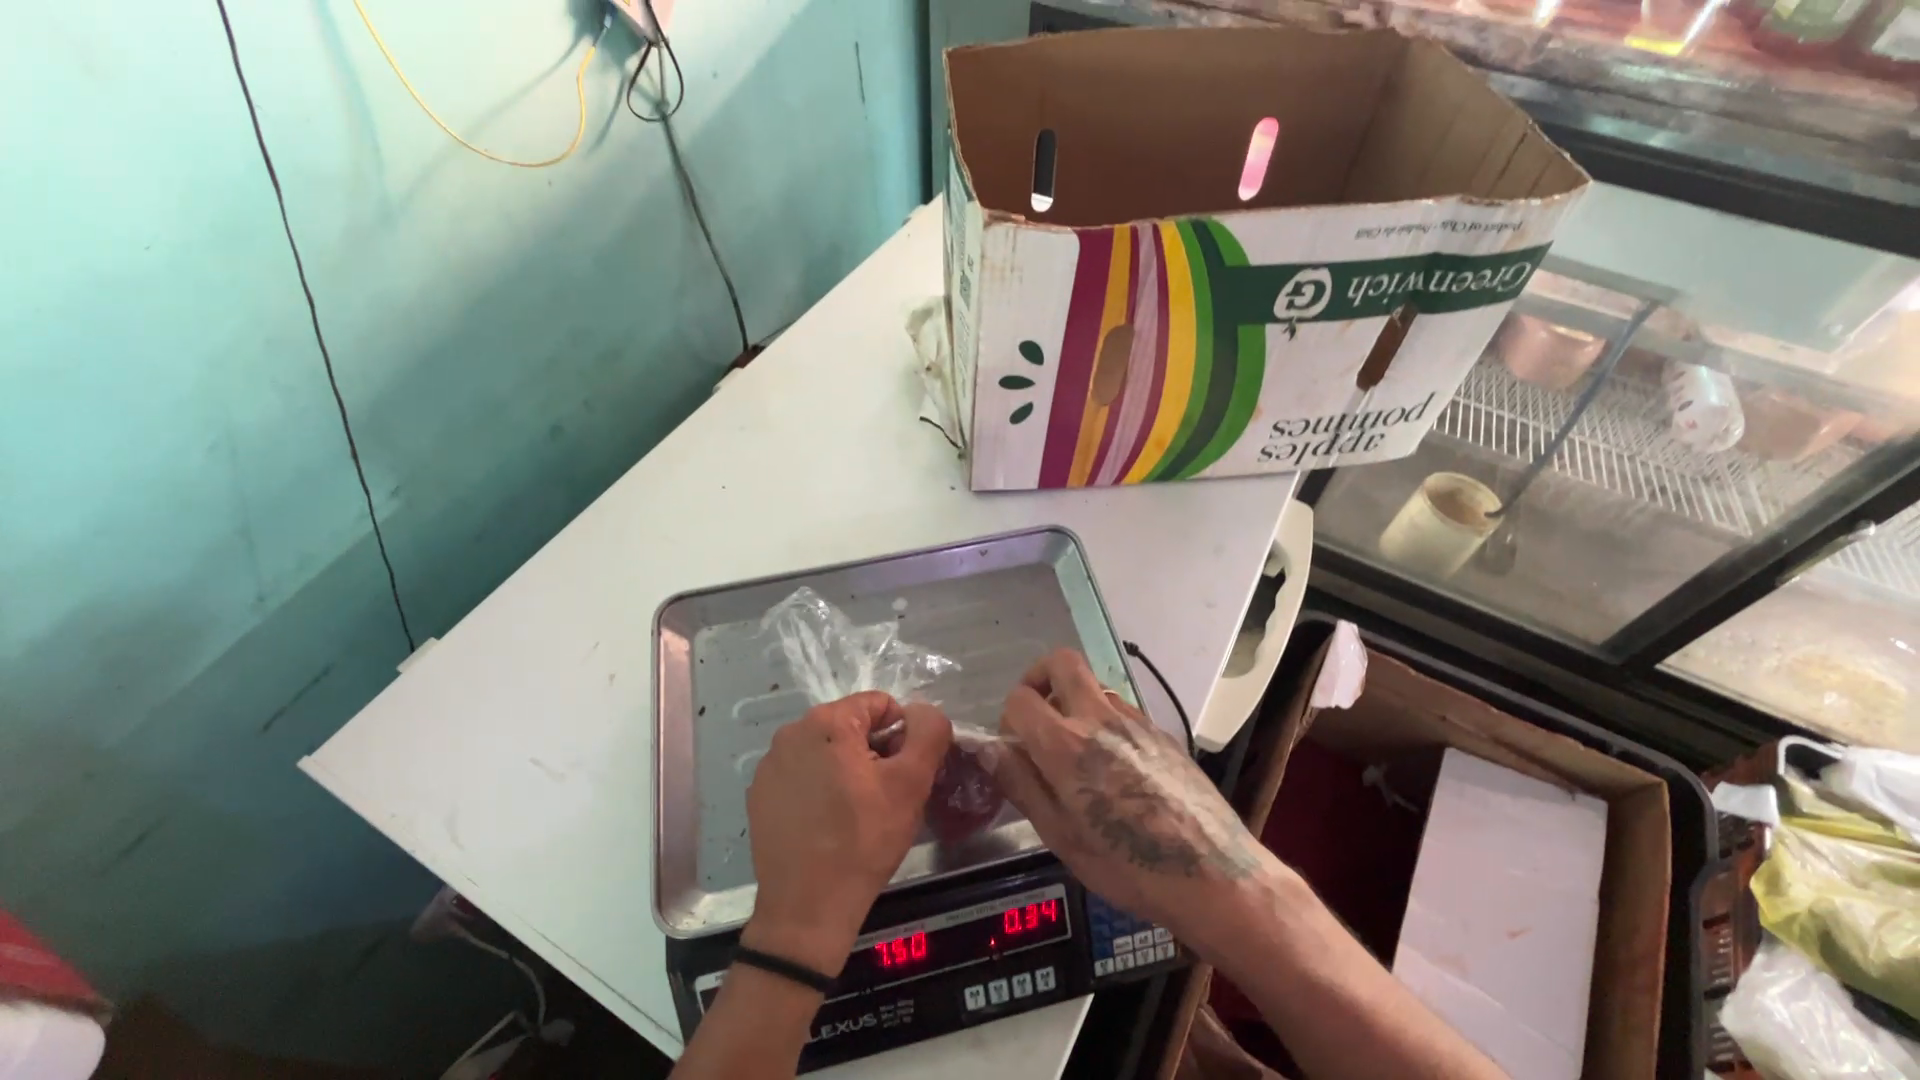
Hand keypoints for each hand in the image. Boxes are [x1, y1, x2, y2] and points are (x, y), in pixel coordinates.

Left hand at [743, 691, 952, 975]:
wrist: (807, 907)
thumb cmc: (863, 840)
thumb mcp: (911, 783)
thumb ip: (927, 732)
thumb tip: (921, 712)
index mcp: (826, 722)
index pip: (879, 705)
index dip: (901, 735)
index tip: (904, 775)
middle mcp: (790, 733)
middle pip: (851, 727)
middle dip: (874, 753)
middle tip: (885, 797)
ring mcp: (769, 765)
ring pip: (825, 752)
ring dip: (846, 771)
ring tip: (857, 814)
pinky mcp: (759, 795)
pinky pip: (802, 776)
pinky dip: (819, 790)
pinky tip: (828, 825)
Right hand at [986, 649, 1286, 957]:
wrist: (1212, 874)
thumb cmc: (1126, 865)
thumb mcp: (1060, 836)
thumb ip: (1020, 784)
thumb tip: (988, 748)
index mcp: (1065, 745)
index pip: (1019, 699)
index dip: (1007, 720)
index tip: (1014, 750)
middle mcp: (1099, 718)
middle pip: (1061, 662)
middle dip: (1039, 678)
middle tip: (1036, 716)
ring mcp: (1136, 721)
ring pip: (1094, 684)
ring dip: (1074, 700)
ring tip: (1075, 748)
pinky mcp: (1162, 733)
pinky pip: (1123, 709)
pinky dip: (1105, 720)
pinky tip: (1114, 767)